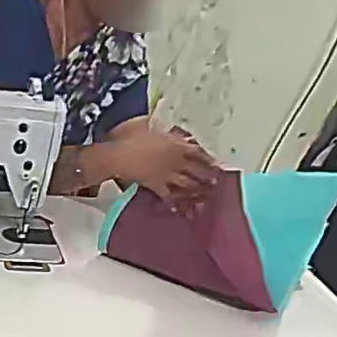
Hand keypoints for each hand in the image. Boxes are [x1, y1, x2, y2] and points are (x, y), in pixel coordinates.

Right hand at [105, 127, 219, 207]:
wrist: (120, 154)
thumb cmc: (134, 137)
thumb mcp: (154, 128)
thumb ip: (170, 134)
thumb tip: (181, 137)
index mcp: (176, 145)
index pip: (197, 153)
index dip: (208, 159)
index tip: (216, 164)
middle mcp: (175, 161)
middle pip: (195, 170)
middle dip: (206, 177)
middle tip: (215, 183)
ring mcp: (165, 175)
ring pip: (186, 183)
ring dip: (195, 190)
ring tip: (203, 196)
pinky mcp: (155, 185)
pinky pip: (167, 195)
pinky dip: (172, 202)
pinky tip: (176, 208)